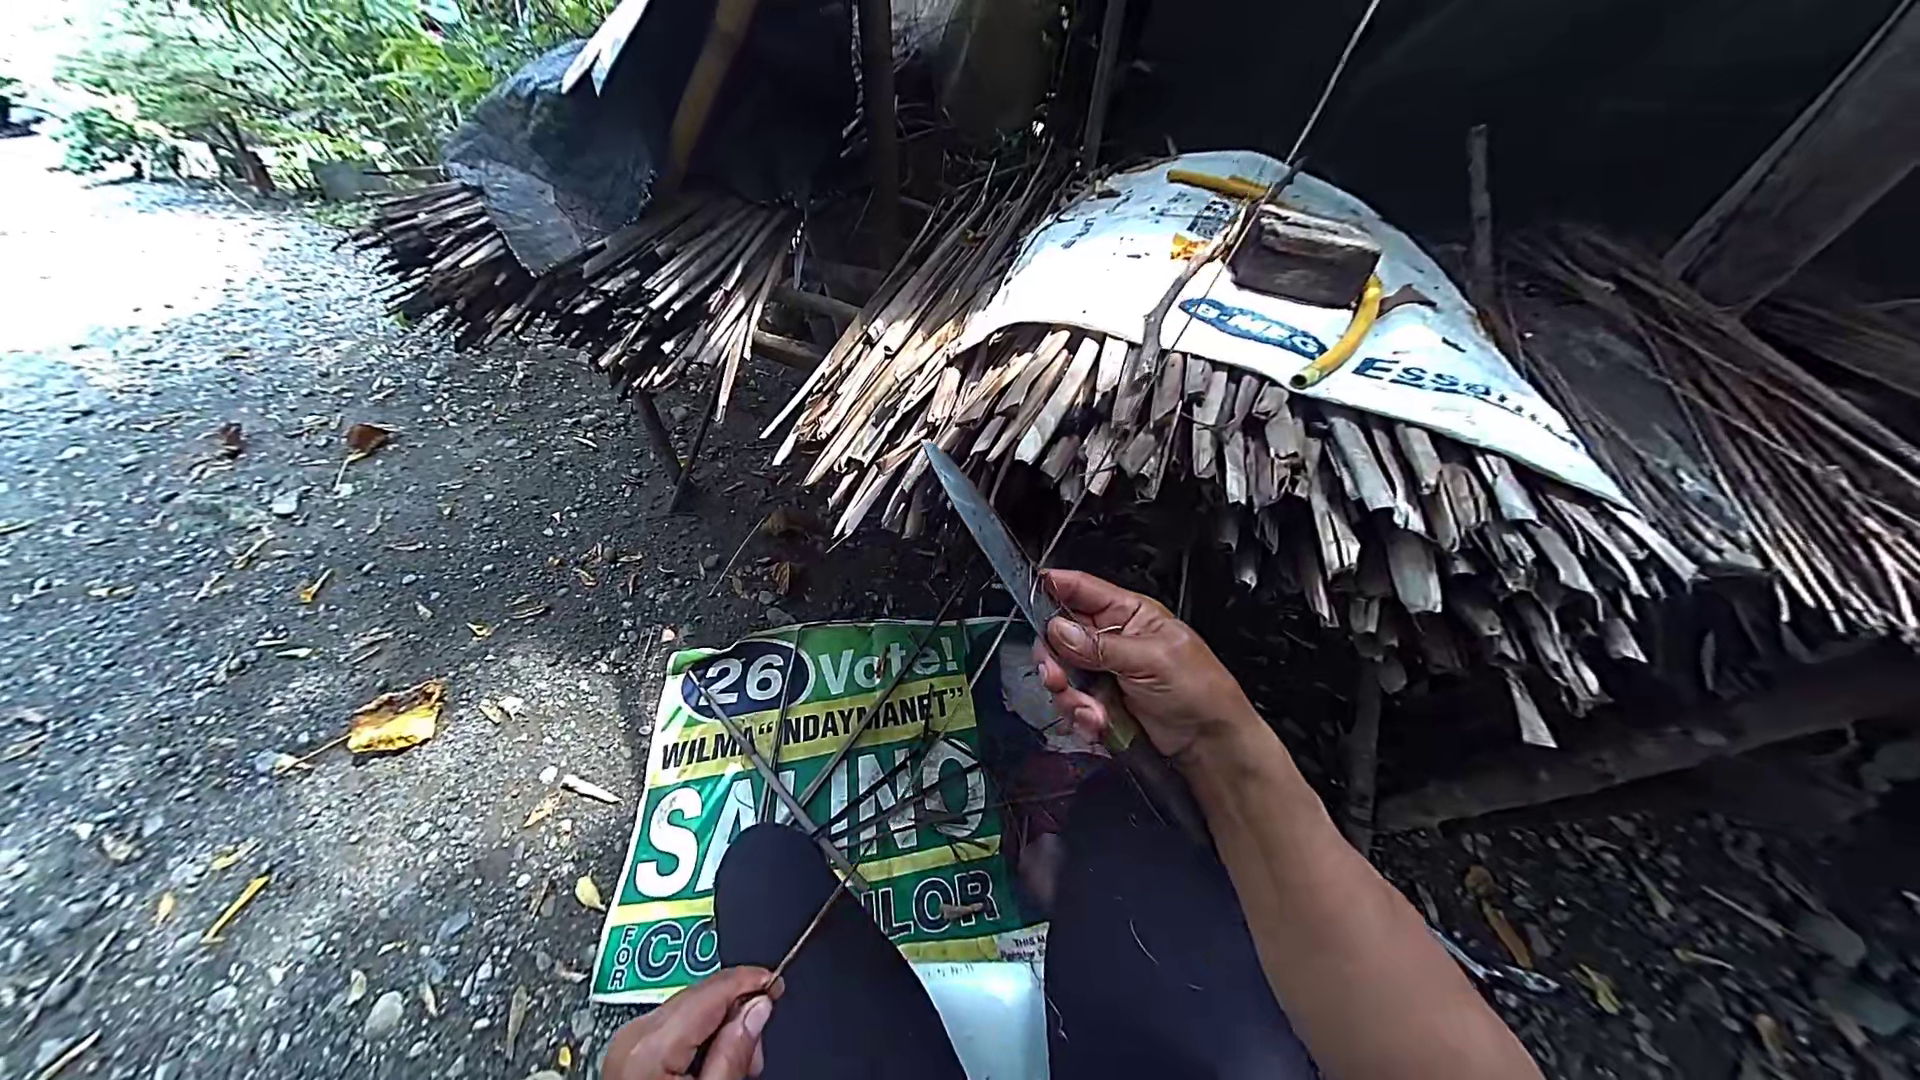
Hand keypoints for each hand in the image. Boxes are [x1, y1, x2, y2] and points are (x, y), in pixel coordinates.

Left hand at [603, 967, 781, 1079]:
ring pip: (692, 1006)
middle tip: (756, 1051)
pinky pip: (676, 1024)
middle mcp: (635, 1035)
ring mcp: (628, 1044)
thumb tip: (758, 1007)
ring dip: (721, 1025)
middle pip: (704, 994)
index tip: (775, 986)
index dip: (752, 982)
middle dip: (737, 1013)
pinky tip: (711, 1063)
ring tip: (735, 1064)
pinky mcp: (630, 1052)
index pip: (714, 989)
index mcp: (651, 1047)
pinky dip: (700, 1036)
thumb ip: (733, 1052)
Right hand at [1031, 569, 1262, 763]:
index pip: (1081, 589)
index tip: (1029, 594)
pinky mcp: (1098, 699)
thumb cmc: (1202, 690)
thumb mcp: (1154, 659)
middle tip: (1058, 677)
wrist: (1209, 743)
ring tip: (1092, 710)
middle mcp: (1110, 637)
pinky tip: (1099, 723)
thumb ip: (1102, 645)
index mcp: (1127, 613)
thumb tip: (1060, 629)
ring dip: (1069, 695)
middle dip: (1053, 659)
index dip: (1052, 587)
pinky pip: (1070, 702)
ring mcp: (1101, 669)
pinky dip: (1079, 716)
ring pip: (1060, 672)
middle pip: (1058, 634)